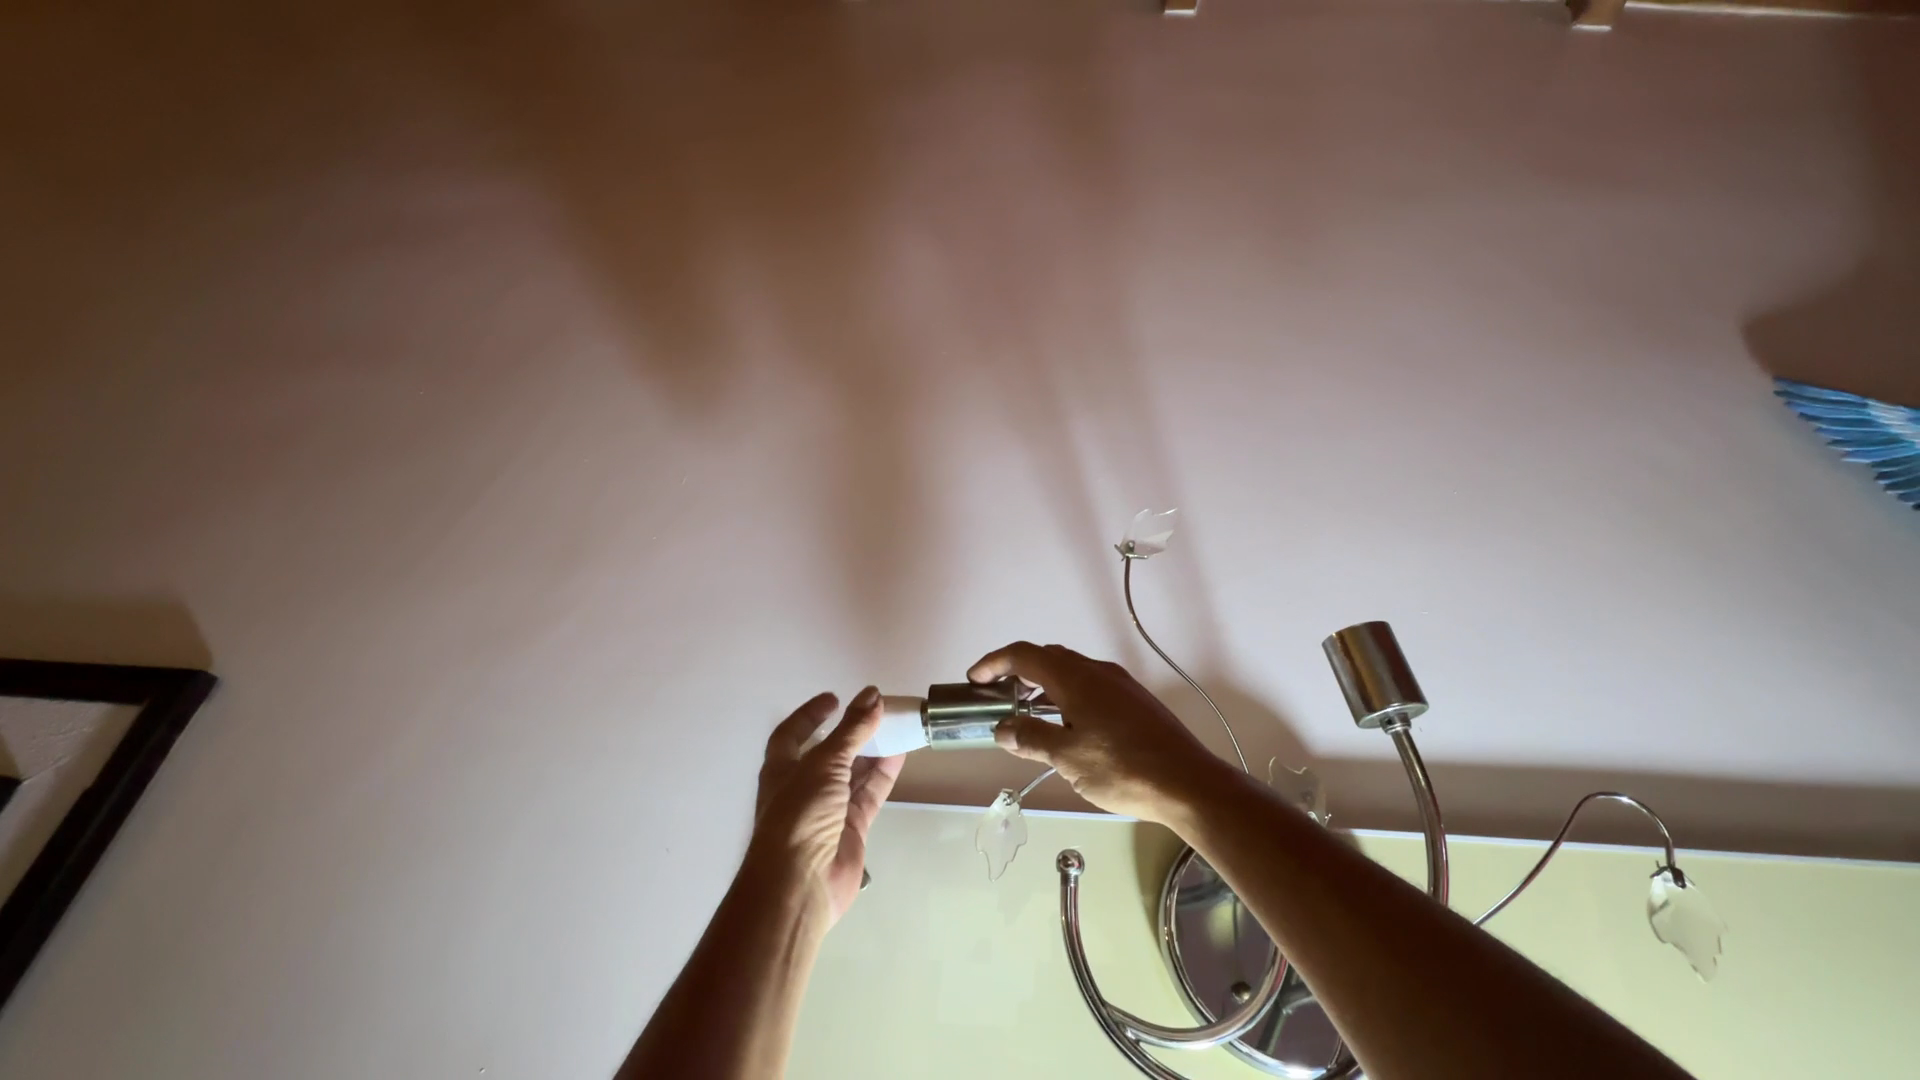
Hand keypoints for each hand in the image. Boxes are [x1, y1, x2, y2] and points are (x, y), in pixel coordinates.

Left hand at [747, 687, 904, 925]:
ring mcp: (827, 809)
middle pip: (828, 753)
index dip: (810, 715)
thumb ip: (852, 730)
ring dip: (872, 752)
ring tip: (895, 728)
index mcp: (782, 769)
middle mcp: (803, 787)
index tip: (834, 698)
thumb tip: (872, 695)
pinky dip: (883, 775)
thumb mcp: (824, 764)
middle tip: (876, 712)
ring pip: (853, 773)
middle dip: (850, 734)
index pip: (792, 733)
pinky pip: (869, 794)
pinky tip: (900, 756)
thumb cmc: (799, 815)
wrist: (800, 883)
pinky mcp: (851, 829)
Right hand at [969, 642, 1231, 822]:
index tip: (974, 679)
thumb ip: (1032, 737)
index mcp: (1077, 678)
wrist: (1189, 784)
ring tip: (1027, 715)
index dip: (994, 663)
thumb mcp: (1067, 757)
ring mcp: (1120, 686)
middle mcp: (1098, 672)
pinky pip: (1089, 687)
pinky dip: (1065, 696)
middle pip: (1048, 659)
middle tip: (997, 696)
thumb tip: (1004, 728)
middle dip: (1018, 672)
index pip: (1025, 655)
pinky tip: (1065, 727)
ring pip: (1071, 673)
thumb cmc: (1123, 768)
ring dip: (1043, 686)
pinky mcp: (1135, 703)